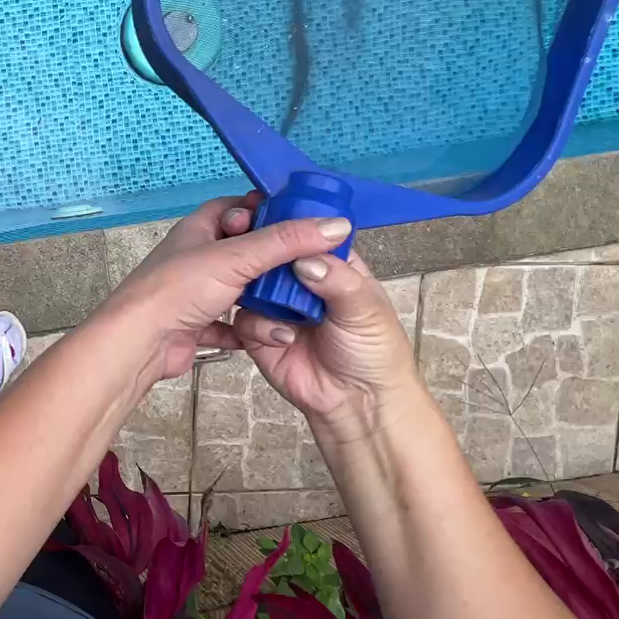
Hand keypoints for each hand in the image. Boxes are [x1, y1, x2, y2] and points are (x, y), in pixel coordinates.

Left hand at [102, 194, 353, 380]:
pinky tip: (271, 333)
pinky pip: (229, 325)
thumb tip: (336, 225)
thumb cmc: (177, 290)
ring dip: (264, 298)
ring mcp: (192, 294)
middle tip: (309, 264)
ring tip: (297, 302)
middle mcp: (192, 259)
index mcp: (196, 231)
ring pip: (238, 290)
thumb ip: (284, 242)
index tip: (300, 217)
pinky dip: (249, 330)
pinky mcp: (194, 326)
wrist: (139, 342)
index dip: (264, 209)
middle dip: (272, 258)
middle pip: (240, 250)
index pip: (233, 208)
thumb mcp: (235, 258)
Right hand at [227, 240, 425, 442]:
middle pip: (271, 256)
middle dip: (261, 255)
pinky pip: (244, 318)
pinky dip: (258, 325)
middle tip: (252, 253)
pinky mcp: (257, 332)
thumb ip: (337, 280)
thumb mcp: (364, 309)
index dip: (289, 224)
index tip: (267, 215)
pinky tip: (280, 336)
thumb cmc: (373, 352)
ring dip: (257, 292)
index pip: (307, 235)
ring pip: (251, 284)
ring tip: (269, 301)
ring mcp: (276, 306)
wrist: (356, 402)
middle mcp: (299, 283)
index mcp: (331, 267)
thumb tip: (303, 259)